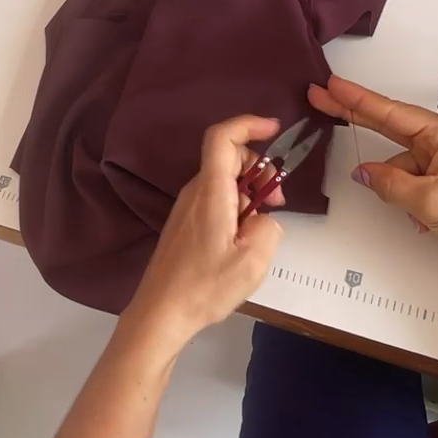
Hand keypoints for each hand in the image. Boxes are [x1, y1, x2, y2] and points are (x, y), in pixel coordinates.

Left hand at [123, 116, 285, 349]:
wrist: (160, 313)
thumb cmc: (203, 287)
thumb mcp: (253, 262)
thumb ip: (269, 229)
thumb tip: (265, 218)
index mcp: (211, 192)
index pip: (222, 138)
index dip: (248, 124)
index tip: (274, 130)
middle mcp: (195, 192)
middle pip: (228, 157)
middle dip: (259, 168)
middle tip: (277, 201)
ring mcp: (187, 207)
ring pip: (224, 179)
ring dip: (249, 191)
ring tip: (261, 226)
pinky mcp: (185, 223)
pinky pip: (215, 197)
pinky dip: (236, 205)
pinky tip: (242, 238)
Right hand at [309, 75, 437, 274]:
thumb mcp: (428, 202)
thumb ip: (389, 183)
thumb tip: (364, 173)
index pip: (389, 112)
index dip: (355, 99)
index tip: (330, 84)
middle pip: (389, 124)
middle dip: (355, 116)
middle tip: (321, 98)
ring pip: (399, 162)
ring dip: (395, 185)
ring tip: (417, 213)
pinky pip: (411, 178)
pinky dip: (406, 196)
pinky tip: (420, 218)